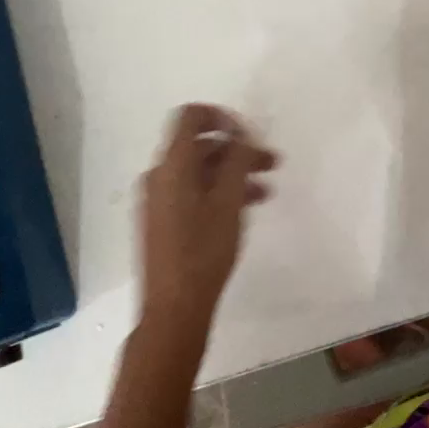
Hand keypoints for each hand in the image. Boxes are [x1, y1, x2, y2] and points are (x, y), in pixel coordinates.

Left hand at [136, 104, 277, 328]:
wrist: (174, 311)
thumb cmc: (204, 251)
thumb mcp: (229, 201)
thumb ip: (238, 159)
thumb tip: (242, 134)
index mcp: (172, 165)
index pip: (191, 116)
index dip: (222, 116)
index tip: (249, 135)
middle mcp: (159, 176)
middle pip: (200, 146)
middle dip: (237, 150)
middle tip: (271, 163)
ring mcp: (157, 201)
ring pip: (199, 172)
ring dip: (232, 173)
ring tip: (265, 192)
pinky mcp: (161, 223)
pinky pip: (192, 193)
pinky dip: (218, 192)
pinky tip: (243, 210)